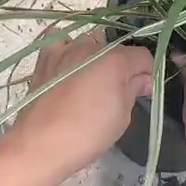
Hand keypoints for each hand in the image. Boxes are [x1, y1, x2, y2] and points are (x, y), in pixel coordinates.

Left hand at [2, 32, 152, 178]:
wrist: (39, 145)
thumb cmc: (86, 135)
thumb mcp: (122, 117)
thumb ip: (133, 91)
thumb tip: (142, 79)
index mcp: (115, 60)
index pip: (142, 57)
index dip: (146, 74)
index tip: (142, 92)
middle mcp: (91, 47)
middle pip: (116, 49)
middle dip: (121, 67)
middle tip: (115, 93)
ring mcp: (66, 49)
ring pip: (90, 42)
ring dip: (96, 57)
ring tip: (90, 82)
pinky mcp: (46, 56)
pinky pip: (61, 41)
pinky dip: (67, 48)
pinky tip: (68, 64)